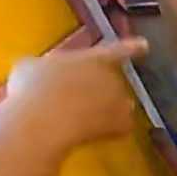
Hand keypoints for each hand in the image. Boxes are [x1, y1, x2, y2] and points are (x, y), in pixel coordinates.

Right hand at [6, 37, 147, 148]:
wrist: (46, 118)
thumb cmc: (32, 88)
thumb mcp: (33, 66)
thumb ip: (52, 67)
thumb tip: (50, 74)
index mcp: (92, 59)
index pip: (116, 51)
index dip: (131, 48)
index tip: (145, 45)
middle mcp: (113, 77)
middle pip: (109, 84)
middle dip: (97, 92)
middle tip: (72, 102)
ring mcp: (122, 101)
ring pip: (117, 105)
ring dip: (105, 109)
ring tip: (79, 116)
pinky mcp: (125, 123)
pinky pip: (119, 126)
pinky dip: (108, 130)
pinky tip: (87, 130)